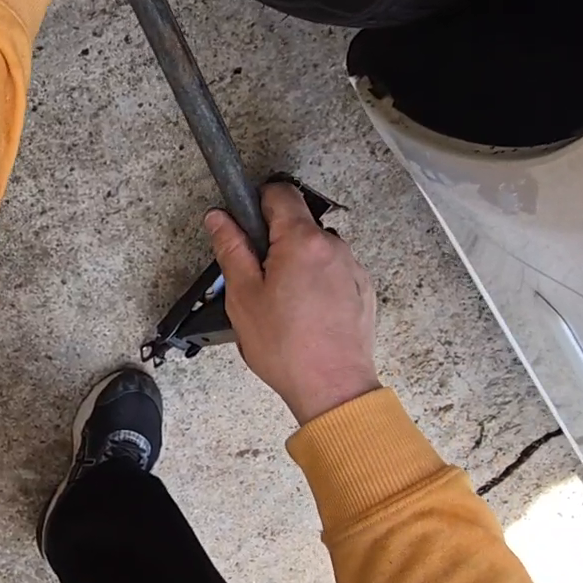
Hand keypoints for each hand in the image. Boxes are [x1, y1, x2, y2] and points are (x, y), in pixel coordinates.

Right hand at [207, 183, 380, 423]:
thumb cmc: (286, 347)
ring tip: (280, 303)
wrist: (333, 388)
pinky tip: (303, 313)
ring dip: (295, 263)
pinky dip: (315, 282)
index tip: (244, 222)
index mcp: (302, 242)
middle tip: (255, 277)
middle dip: (273, 241)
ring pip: (315, 249)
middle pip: (297, 224)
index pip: (280, 194)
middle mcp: (334, 247)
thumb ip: (231, 248)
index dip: (256, 202)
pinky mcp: (362, 290)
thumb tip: (220, 219)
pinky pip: (332, 271)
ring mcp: (352, 268)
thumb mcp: (243, 295)